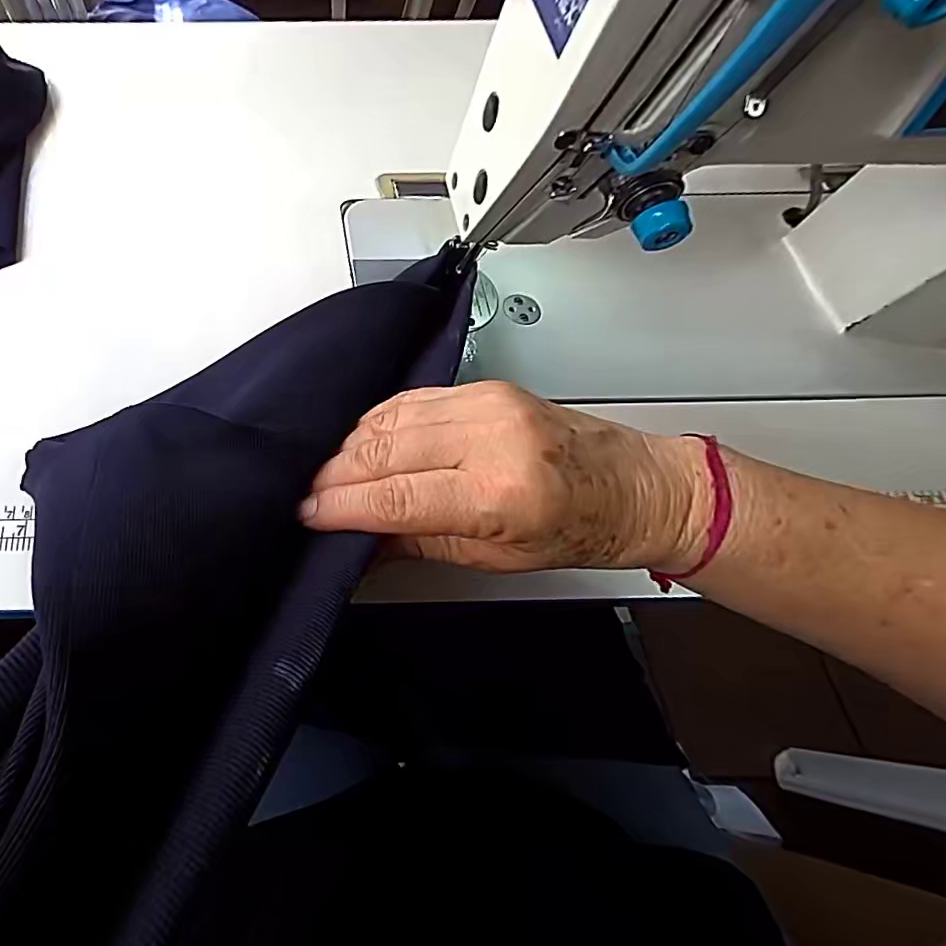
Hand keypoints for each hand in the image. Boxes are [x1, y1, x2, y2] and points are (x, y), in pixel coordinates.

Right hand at [298, 381, 706, 572]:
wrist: (637, 486)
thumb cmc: (578, 528)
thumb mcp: (490, 557)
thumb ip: (413, 542)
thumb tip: (355, 540)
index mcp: (501, 494)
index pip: (393, 497)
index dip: (340, 507)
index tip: (308, 514)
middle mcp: (493, 439)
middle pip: (381, 453)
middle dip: (333, 477)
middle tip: (309, 496)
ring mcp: (486, 405)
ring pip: (385, 422)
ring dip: (347, 450)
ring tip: (329, 475)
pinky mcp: (481, 388)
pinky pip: (404, 402)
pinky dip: (372, 425)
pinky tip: (359, 445)